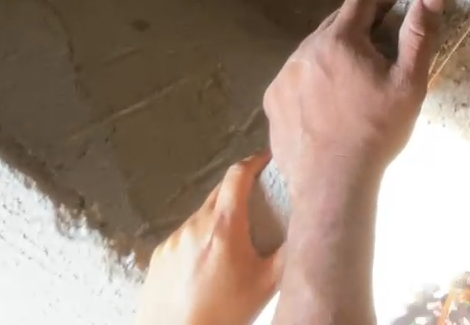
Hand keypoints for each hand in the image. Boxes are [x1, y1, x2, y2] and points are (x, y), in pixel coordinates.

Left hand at [137, 153, 282, 324]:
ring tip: (231, 244)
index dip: (255, 161)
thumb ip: (291, 248)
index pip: (238, 173)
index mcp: (224, 225)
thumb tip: (312, 222)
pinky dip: (199, 238)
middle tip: (259, 204)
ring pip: (203, 214)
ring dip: (220, 217)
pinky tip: (205, 263)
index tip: (268, 162)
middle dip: (241, 189)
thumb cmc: (225, 313)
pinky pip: (184, 235)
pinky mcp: (157, 257)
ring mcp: (173, 240)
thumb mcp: (268, 283)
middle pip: (221, 190)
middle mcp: (195, 225)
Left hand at [263, 0, 444, 204]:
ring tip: (352, 86)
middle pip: (335, 23)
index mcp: (339, 39)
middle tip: (377, 60)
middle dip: (358, 32)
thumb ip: (419, 34)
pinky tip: (327, 108)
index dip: (381, 9)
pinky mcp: (272, 101)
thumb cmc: (378, 129)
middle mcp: (305, 50)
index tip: (393, 30)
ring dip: (334, 55)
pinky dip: (312, 81)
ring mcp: (284, 76)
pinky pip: (296, 76)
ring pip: (314, 50)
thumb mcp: (409, 81)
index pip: (360, 2)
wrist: (333, 184)